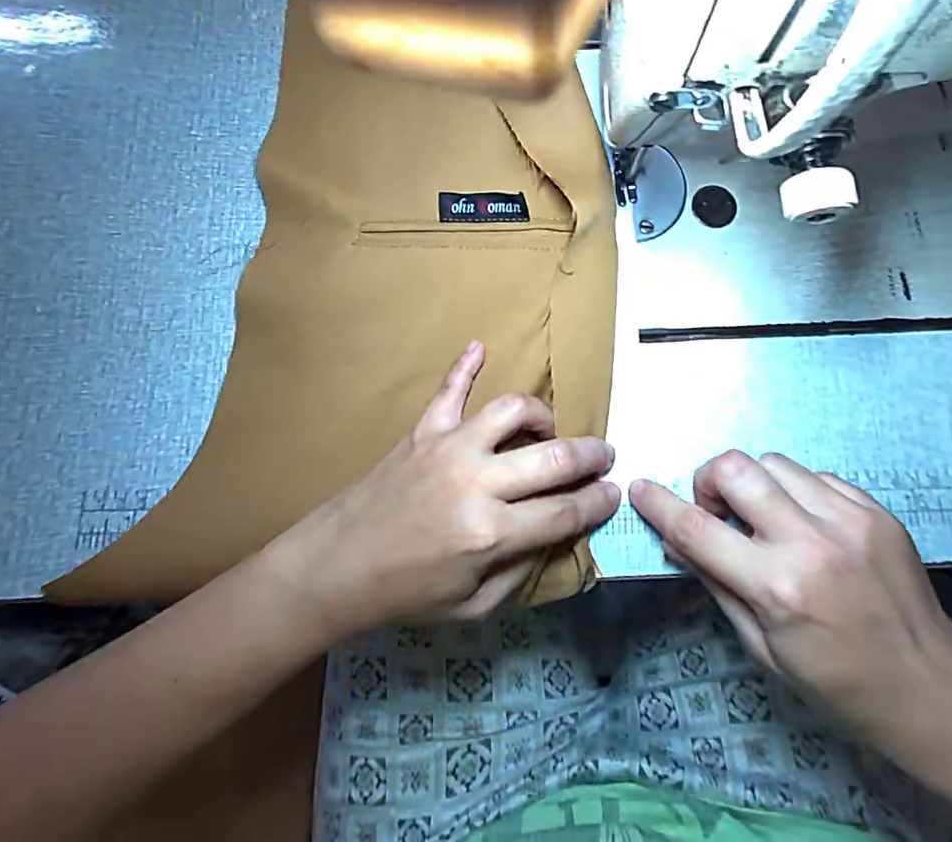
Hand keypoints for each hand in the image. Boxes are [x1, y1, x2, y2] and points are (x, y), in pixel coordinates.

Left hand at [270, 341, 619, 631]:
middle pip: (554, 457)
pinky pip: (449, 390)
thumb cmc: (407, 594)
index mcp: (491, 533)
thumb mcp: (474, 606)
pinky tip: (479, 346)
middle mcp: (476, 481)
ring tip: (548, 429)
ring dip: (542, 416)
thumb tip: (555, 531)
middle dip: (592, 455)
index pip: (565, 511)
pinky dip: (464, 365)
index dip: (598, 502)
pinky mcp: (423, 432)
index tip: (615, 492)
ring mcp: (448, 448)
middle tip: (605, 455)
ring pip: (512, 410)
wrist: (336, 567)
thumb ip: (522, 567)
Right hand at [629, 451, 951, 747]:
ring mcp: (849, 518)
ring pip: (774, 462)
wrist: (931, 688)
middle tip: (718, 511)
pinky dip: (796, 494)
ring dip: (755, 485)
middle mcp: (811, 541)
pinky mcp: (875, 509)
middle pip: (736, 469)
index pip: (696, 529)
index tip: (641, 489)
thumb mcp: (761, 647)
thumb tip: (678, 539)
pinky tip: (808, 526)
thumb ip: (716, 583)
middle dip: (710, 481)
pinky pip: (816, 476)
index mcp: (777, 587)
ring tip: (766, 520)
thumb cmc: (836, 683)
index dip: (659, 505)